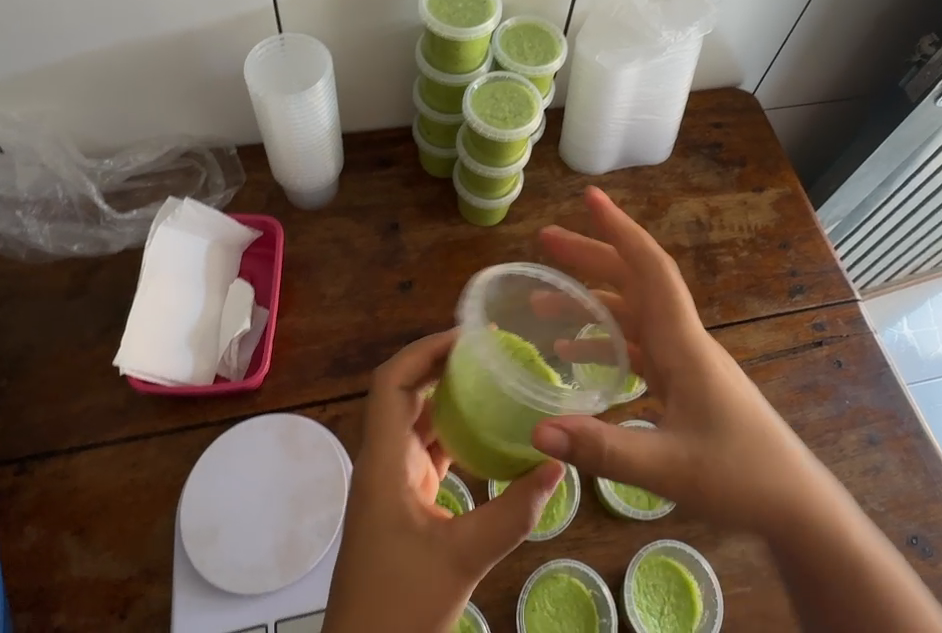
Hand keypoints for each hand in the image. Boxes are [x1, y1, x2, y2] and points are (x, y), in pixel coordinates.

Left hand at [324, 330, 564, 632]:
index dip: (426, 350)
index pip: (393, 382)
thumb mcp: (462, 558)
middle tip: (494, 352)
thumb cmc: (398, 605)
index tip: (470, 336)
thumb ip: (512, 512)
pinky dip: (458, 438)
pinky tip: (492, 437)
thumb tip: (558, 463)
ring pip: (419, 424)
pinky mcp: (405, 505)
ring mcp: (392, 484)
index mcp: (383, 462)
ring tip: (499, 381)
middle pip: (406, 395)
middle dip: (446, 367)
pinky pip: (430, 454)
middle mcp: (383, 463)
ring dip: (453, 401)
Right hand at [534, 189, 941, 631]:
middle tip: (545, 241)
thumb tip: (537, 430)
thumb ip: (603, 449)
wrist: (795, 507)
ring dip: (591, 301)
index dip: (619, 230)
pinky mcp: (685, 385)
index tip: (590, 197)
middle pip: (634, 282)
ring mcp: (685, 363)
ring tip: (541, 300)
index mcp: (683, 345)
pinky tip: (572, 355)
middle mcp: (683, 342)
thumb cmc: (742, 478)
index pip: (650, 269)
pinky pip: (637, 347)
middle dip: (591, 256)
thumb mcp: (668, 467)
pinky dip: (603, 341)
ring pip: (632, 314)